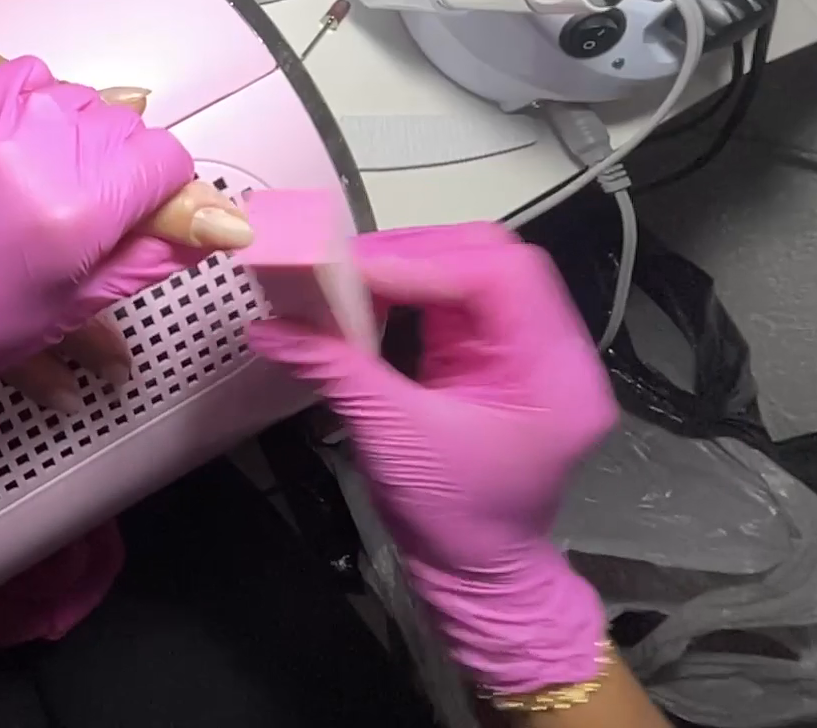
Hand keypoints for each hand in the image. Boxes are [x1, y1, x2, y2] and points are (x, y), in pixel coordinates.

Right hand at [0, 14, 250, 414]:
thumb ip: (70, 104)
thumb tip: (137, 103)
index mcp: (40, 204)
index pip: (129, 221)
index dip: (179, 226)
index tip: (218, 244)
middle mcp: (6, 262)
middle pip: (78, 304)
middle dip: (105, 331)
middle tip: (124, 362)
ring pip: (19, 342)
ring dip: (51, 369)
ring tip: (77, 394)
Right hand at [247, 223, 616, 696]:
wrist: (476, 563)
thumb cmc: (456, 514)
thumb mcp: (391, 435)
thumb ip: (333, 369)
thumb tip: (268, 328)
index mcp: (549, 372)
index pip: (498, 277)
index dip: (423, 262)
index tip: (352, 271)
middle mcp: (542, 347)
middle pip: (488, 256)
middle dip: (411, 252)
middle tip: (344, 266)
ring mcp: (513, 346)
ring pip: (465, 266)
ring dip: (402, 263)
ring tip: (345, 275)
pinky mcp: (481, 350)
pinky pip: (444, 294)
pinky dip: (399, 285)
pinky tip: (361, 293)